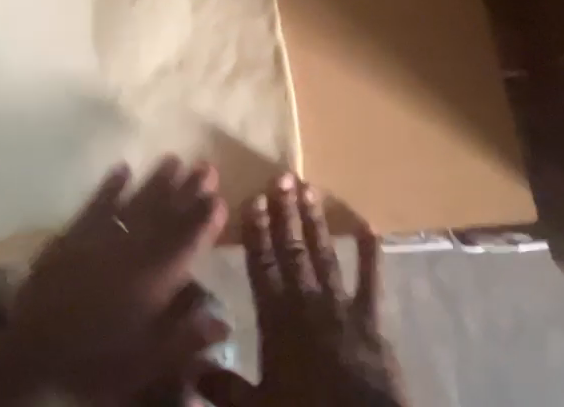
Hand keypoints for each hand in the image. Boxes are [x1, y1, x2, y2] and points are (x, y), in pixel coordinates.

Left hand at [10, 157, 230, 397]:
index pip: (185, 244)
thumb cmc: (95, 364)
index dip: (204, 220)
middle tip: (206, 165)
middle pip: (163, 217)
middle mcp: (128, 254)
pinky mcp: (70, 238)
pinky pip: (94, 205)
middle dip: (187, 190)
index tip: (220, 196)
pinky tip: (122, 168)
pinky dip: (109, 187)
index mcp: (152, 284)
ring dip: (154, 182)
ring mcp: (97, 241)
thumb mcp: (147, 364)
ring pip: (133, 205)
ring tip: (173, 158)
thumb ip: (186, 339)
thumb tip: (224, 321)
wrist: (31, 356)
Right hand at [196, 175, 404, 406]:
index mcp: (275, 318)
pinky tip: (370, 226)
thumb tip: (191, 368)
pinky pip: (372, 281)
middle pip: (292, 249)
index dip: (255, 231)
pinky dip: (371, 254)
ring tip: (309, 188)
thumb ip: (223, 386)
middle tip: (281, 177)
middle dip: (285, 213)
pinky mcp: (371, 319)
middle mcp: (306, 302)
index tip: (251, 198)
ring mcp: (340, 307)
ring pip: (324, 255)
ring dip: (316, 221)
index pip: (261, 265)